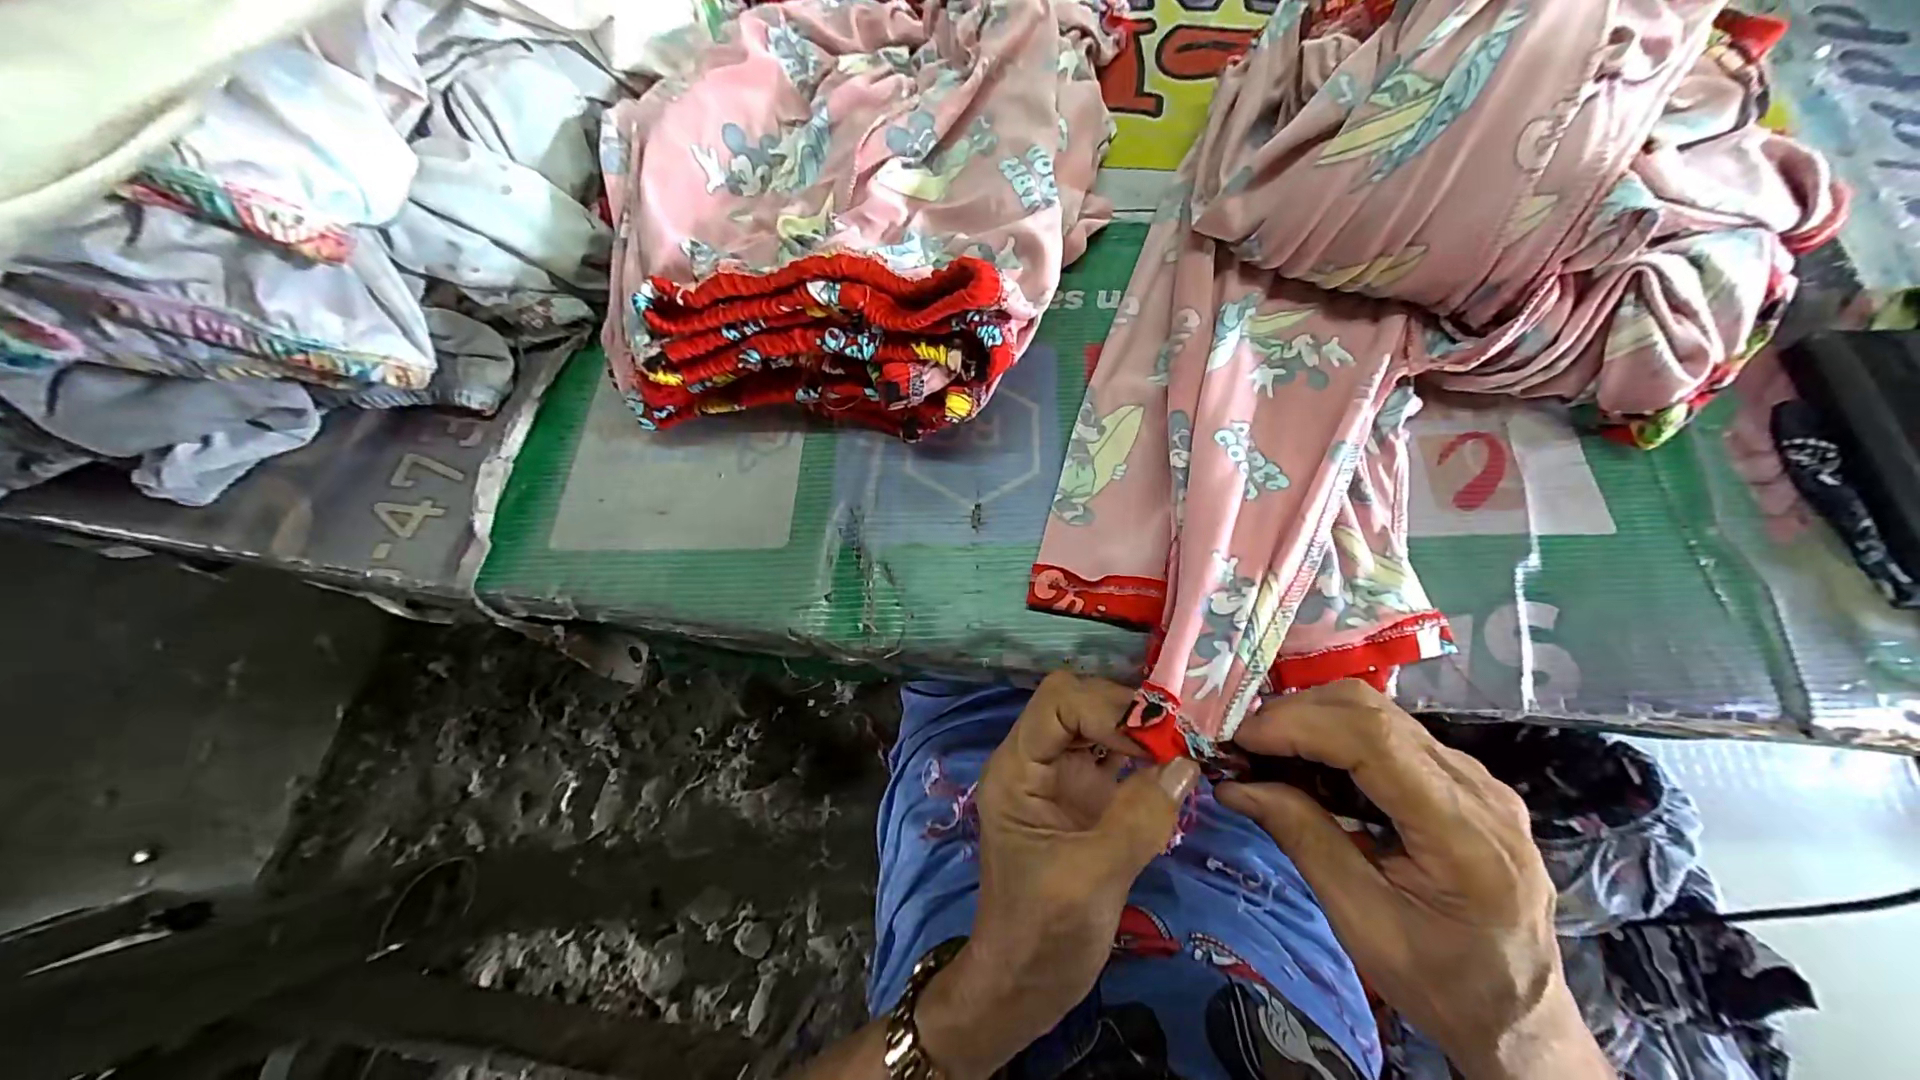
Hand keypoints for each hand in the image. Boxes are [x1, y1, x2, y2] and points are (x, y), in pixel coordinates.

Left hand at [919, 673, 1200, 1079]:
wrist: (1024, 984)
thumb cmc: (1042, 934)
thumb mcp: (1090, 879)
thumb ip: (1137, 820)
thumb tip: (1186, 765)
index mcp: (1017, 769)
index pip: (1058, 701)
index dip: (1107, 707)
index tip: (1156, 738)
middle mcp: (1038, 761)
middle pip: (1081, 702)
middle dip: (1131, 711)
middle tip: (1184, 736)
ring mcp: (1063, 778)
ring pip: (1101, 724)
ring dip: (1144, 729)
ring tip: (1190, 744)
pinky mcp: (1087, 799)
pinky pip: (1119, 759)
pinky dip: (1149, 756)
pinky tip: (1180, 768)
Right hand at [1215, 681, 1610, 1079]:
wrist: (1520, 1017)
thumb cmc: (1442, 982)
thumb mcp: (1362, 922)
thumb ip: (1303, 840)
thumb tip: (1233, 785)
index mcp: (1464, 835)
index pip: (1374, 741)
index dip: (1297, 725)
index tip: (1238, 739)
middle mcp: (1478, 789)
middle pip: (1372, 711)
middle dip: (1294, 715)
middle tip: (1240, 744)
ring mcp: (1474, 779)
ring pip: (1376, 711)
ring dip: (1309, 719)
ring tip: (1262, 751)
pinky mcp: (1460, 779)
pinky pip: (1386, 732)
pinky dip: (1332, 733)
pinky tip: (1303, 762)